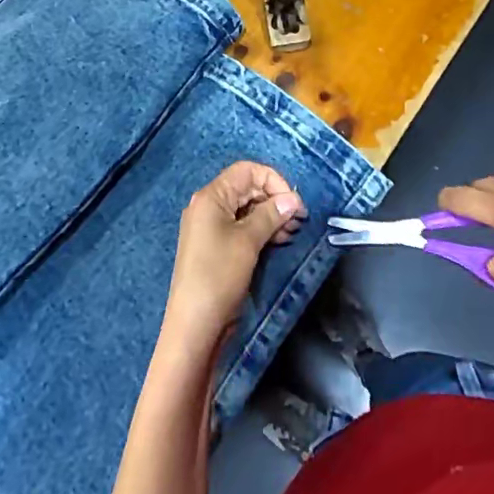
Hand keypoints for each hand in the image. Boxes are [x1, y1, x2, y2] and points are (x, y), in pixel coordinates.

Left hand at [163, 162, 305, 348]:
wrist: (195, 322)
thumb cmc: (219, 275)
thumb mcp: (248, 241)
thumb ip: (271, 215)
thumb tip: (292, 199)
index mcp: (211, 196)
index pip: (246, 171)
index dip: (273, 181)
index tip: (294, 203)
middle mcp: (208, 205)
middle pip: (246, 188)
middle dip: (274, 199)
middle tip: (298, 220)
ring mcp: (210, 226)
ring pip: (246, 208)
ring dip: (270, 215)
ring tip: (292, 232)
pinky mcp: (216, 245)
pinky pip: (241, 226)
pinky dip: (261, 229)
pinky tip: (279, 241)